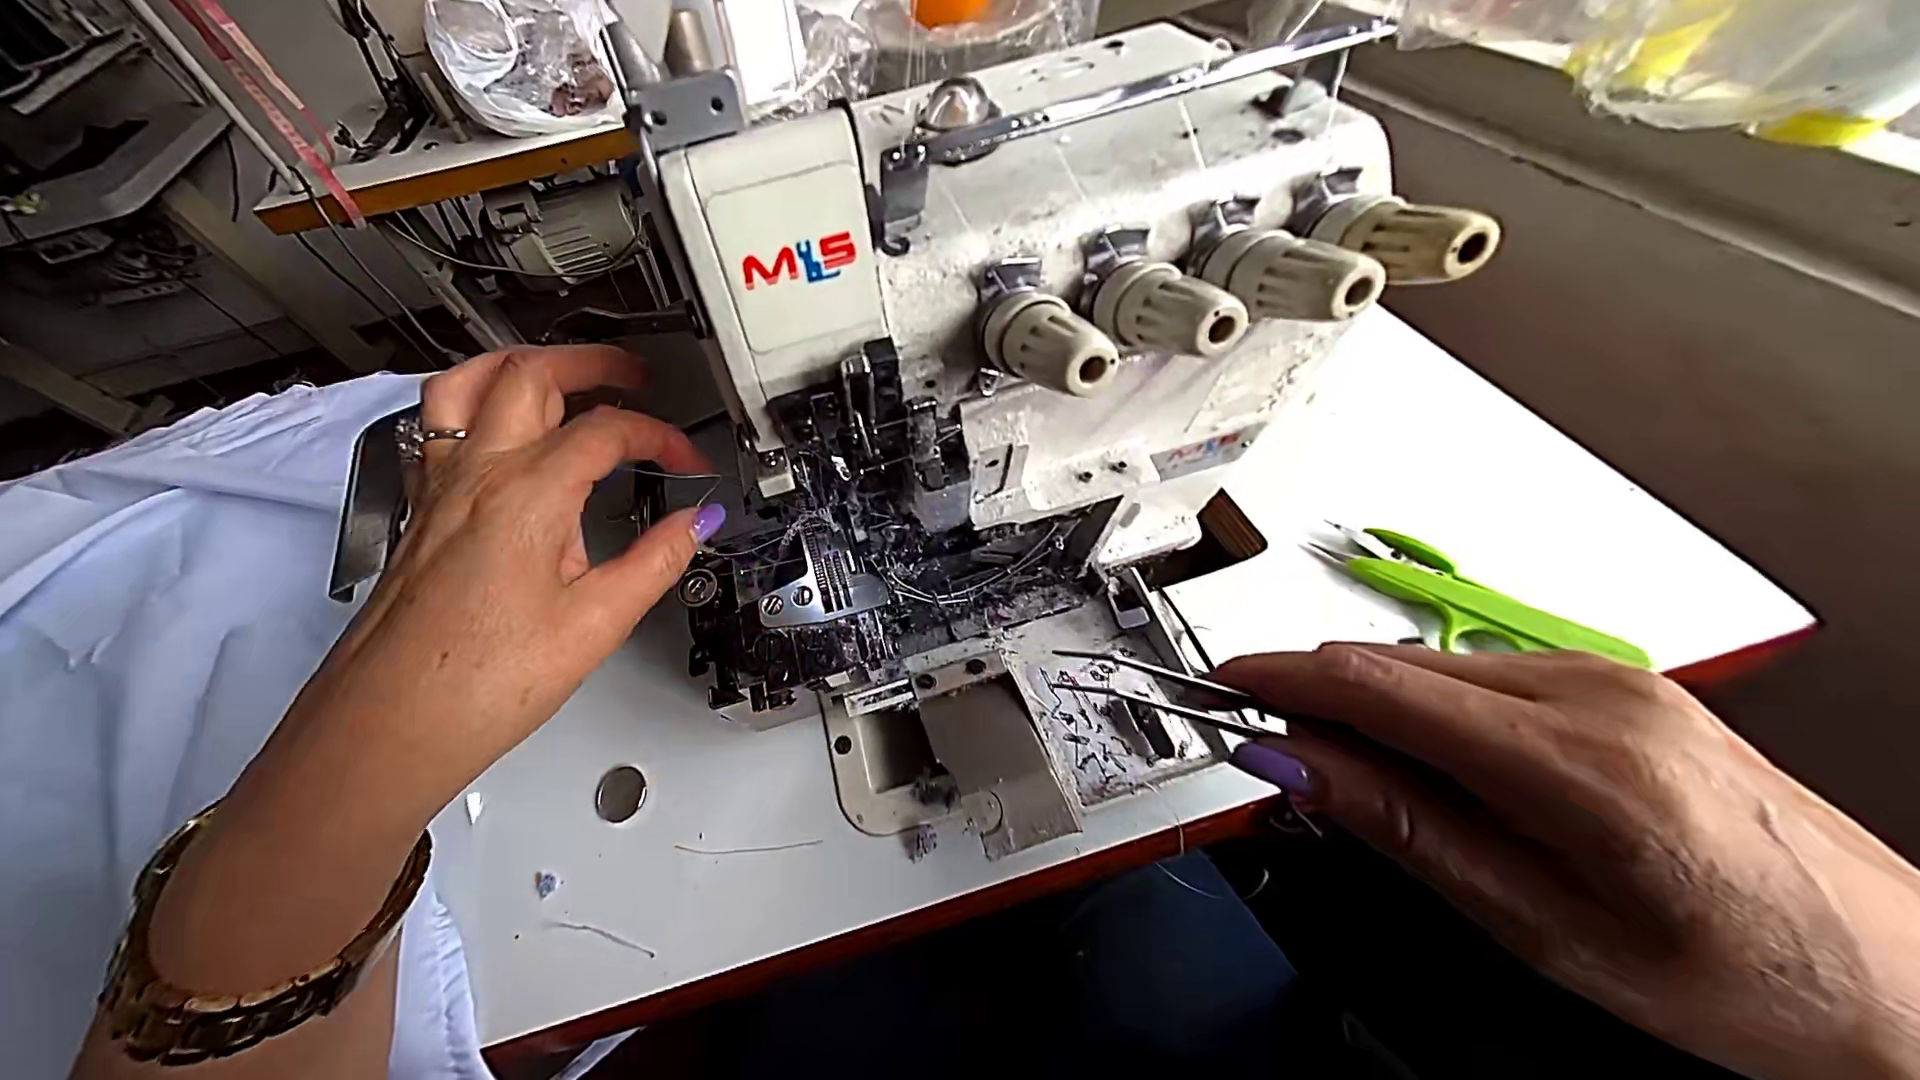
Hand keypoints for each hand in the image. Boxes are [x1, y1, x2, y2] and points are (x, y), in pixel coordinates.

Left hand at [255, 344, 724, 817]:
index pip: (608, 431)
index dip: (663, 438)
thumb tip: (696, 522)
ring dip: (526, 365)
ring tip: (569, 373)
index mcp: (526, 497)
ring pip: (469, 383)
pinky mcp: (423, 511)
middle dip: (593, 363)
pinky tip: (509, 429)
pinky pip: (441, 423)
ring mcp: (439, 489)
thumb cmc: (481, 682)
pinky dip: (483, 401)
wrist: (388, 727)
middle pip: (530, 375)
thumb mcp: (599, 621)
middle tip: (636, 375)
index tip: (689, 464)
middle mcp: (474, 477)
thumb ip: (659, 559)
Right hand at [1215, 645, 1919, 1079]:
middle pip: (1385, 664)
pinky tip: (1411, 753)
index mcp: (1577, 762)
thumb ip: (1397, 823)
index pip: (1373, 685)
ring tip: (1345, 767)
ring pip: (1416, 663)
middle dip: (1309, 696)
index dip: (1281, 679)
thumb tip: (1295, 762)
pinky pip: (1460, 672)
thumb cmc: (1746, 983)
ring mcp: (1599, 674)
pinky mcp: (1598, 676)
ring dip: (1356, 703)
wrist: (1913, 985)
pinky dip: (1407, 703)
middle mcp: (1588, 692)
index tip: (1226, 687)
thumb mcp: (1536, 924)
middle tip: (1271, 746)